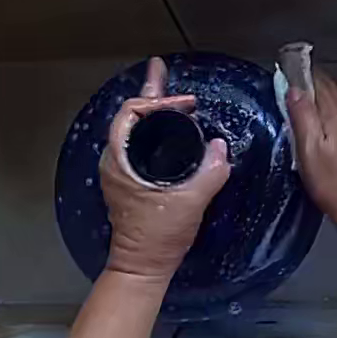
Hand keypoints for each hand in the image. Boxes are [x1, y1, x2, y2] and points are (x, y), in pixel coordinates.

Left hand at [100, 57, 230, 280]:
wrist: (143, 267)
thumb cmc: (158, 235)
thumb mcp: (189, 202)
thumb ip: (209, 172)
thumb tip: (220, 146)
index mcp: (120, 161)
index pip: (131, 113)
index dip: (157, 101)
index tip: (186, 105)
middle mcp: (116, 162)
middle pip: (131, 116)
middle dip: (151, 94)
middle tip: (161, 70)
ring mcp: (122, 172)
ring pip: (136, 130)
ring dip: (153, 110)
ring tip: (169, 93)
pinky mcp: (132, 182)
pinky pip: (141, 144)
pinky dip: (155, 129)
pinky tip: (172, 127)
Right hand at [286, 67, 336, 217]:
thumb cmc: (328, 177)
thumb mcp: (308, 146)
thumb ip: (302, 115)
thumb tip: (294, 90)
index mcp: (335, 114)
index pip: (321, 83)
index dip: (304, 74)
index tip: (289, 71)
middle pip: (330, 90)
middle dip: (312, 83)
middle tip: (293, 82)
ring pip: (336, 102)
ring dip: (320, 96)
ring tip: (302, 98)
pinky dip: (327, 110)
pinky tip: (319, 120)